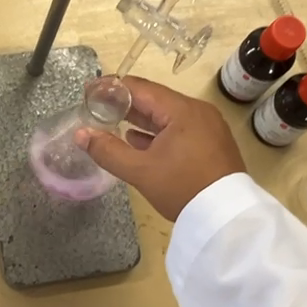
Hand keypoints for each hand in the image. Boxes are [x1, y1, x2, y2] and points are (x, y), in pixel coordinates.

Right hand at [75, 76, 245, 220]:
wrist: (225, 218)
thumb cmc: (182, 188)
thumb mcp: (140, 171)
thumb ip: (108, 151)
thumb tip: (81, 134)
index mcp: (182, 110)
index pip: (140, 88)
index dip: (112, 88)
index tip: (89, 91)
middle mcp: (197, 111)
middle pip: (154, 100)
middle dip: (124, 104)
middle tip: (96, 108)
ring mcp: (207, 127)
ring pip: (166, 116)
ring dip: (139, 120)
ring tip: (111, 123)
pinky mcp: (210, 144)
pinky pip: (178, 129)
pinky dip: (156, 132)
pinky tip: (138, 141)